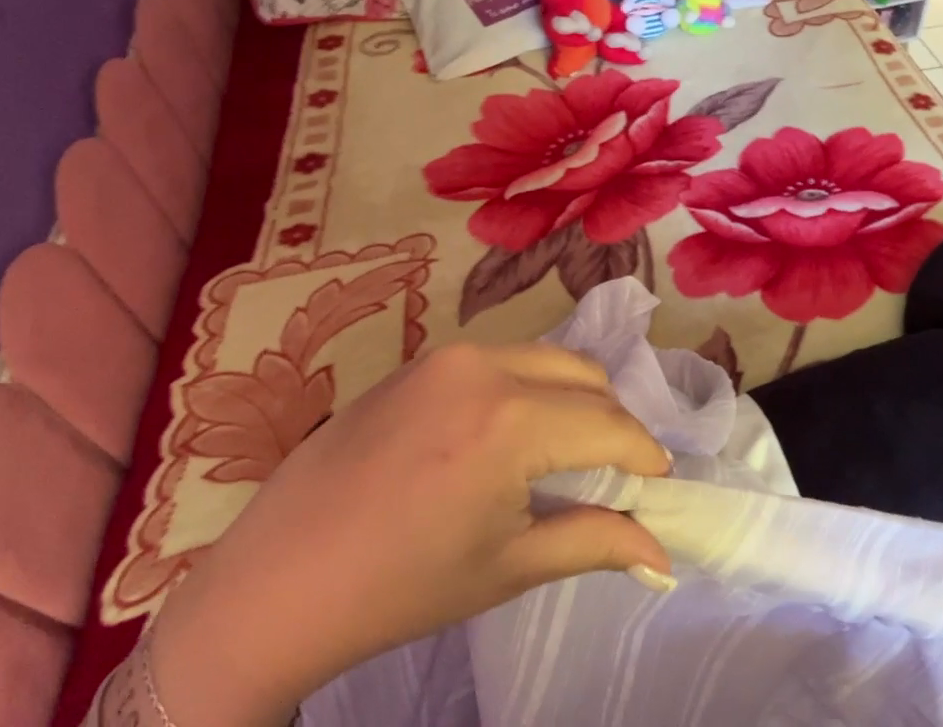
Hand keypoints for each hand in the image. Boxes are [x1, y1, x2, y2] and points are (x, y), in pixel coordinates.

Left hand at [148, 343, 673, 726]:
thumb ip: (596, 542)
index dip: (645, 455)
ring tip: (569, 452)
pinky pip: (497, 361)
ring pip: (543, 359)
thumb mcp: (509, 566)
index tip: (660, 482)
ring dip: (572, 398)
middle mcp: (483, 367)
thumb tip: (663, 555)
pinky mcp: (416, 363)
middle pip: (584, 376)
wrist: (279, 579)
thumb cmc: (400, 585)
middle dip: (613, 421)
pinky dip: (527, 388)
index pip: (610, 425)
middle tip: (617, 471)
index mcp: (511, 420)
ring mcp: (444, 357)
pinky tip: (511, 435)